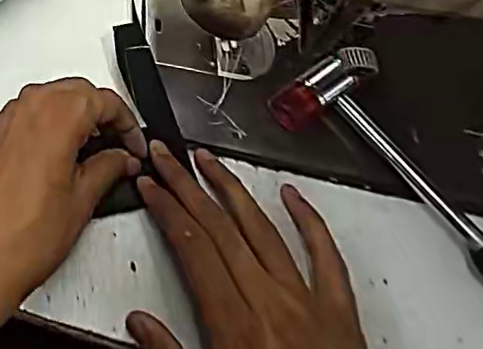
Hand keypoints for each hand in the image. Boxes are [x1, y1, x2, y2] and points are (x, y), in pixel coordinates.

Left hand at [0, 79, 146, 348]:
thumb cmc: (25, 233)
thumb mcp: (83, 200)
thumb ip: (108, 168)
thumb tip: (121, 158)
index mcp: (56, 117)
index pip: (102, 99)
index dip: (126, 120)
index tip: (133, 142)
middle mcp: (29, 108)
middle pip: (77, 89)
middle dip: (102, 111)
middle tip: (120, 142)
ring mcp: (9, 116)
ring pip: (52, 94)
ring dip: (75, 111)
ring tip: (95, 147)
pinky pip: (30, 109)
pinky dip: (50, 118)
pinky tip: (61, 149)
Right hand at [128, 142, 362, 348]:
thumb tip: (139, 322)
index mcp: (238, 327)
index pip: (191, 244)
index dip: (165, 206)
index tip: (148, 183)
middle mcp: (273, 306)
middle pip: (219, 226)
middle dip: (185, 183)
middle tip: (165, 155)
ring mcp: (310, 306)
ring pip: (262, 228)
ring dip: (230, 187)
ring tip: (207, 159)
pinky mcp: (343, 316)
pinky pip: (326, 258)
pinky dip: (309, 221)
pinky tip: (293, 195)